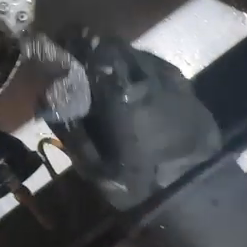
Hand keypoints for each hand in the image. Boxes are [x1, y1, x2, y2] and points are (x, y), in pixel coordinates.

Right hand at [42, 33, 246, 246]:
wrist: (198, 202)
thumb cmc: (138, 189)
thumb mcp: (94, 166)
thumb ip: (71, 128)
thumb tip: (48, 99)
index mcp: (120, 96)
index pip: (93, 55)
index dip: (75, 46)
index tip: (61, 44)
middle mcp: (147, 81)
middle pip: (117, 50)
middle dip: (96, 49)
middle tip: (81, 57)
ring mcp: (173, 85)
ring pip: (141, 57)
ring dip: (121, 58)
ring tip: (107, 68)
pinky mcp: (190, 94)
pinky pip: (161, 70)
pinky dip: (143, 69)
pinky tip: (136, 81)